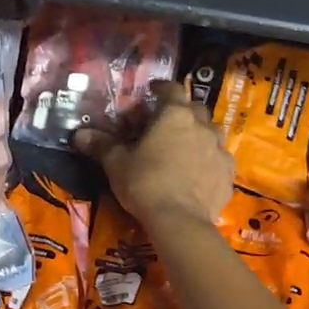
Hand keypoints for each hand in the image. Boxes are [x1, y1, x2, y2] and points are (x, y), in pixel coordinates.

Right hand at [74, 81, 233, 227]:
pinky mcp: (229, 173)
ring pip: (211, 131)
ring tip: (185, 146)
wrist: (180, 220)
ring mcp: (219, 149)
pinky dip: (210, 159)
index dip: (161, 88)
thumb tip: (79, 134)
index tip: (152, 91)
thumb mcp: (117, 163)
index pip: (171, 89)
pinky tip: (200, 171)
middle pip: (195, 108)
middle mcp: (201, 125)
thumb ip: (101, 144)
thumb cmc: (145, 182)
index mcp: (174, 115)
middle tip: (166, 123)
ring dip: (199, 133)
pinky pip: (220, 158)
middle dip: (182, 111)